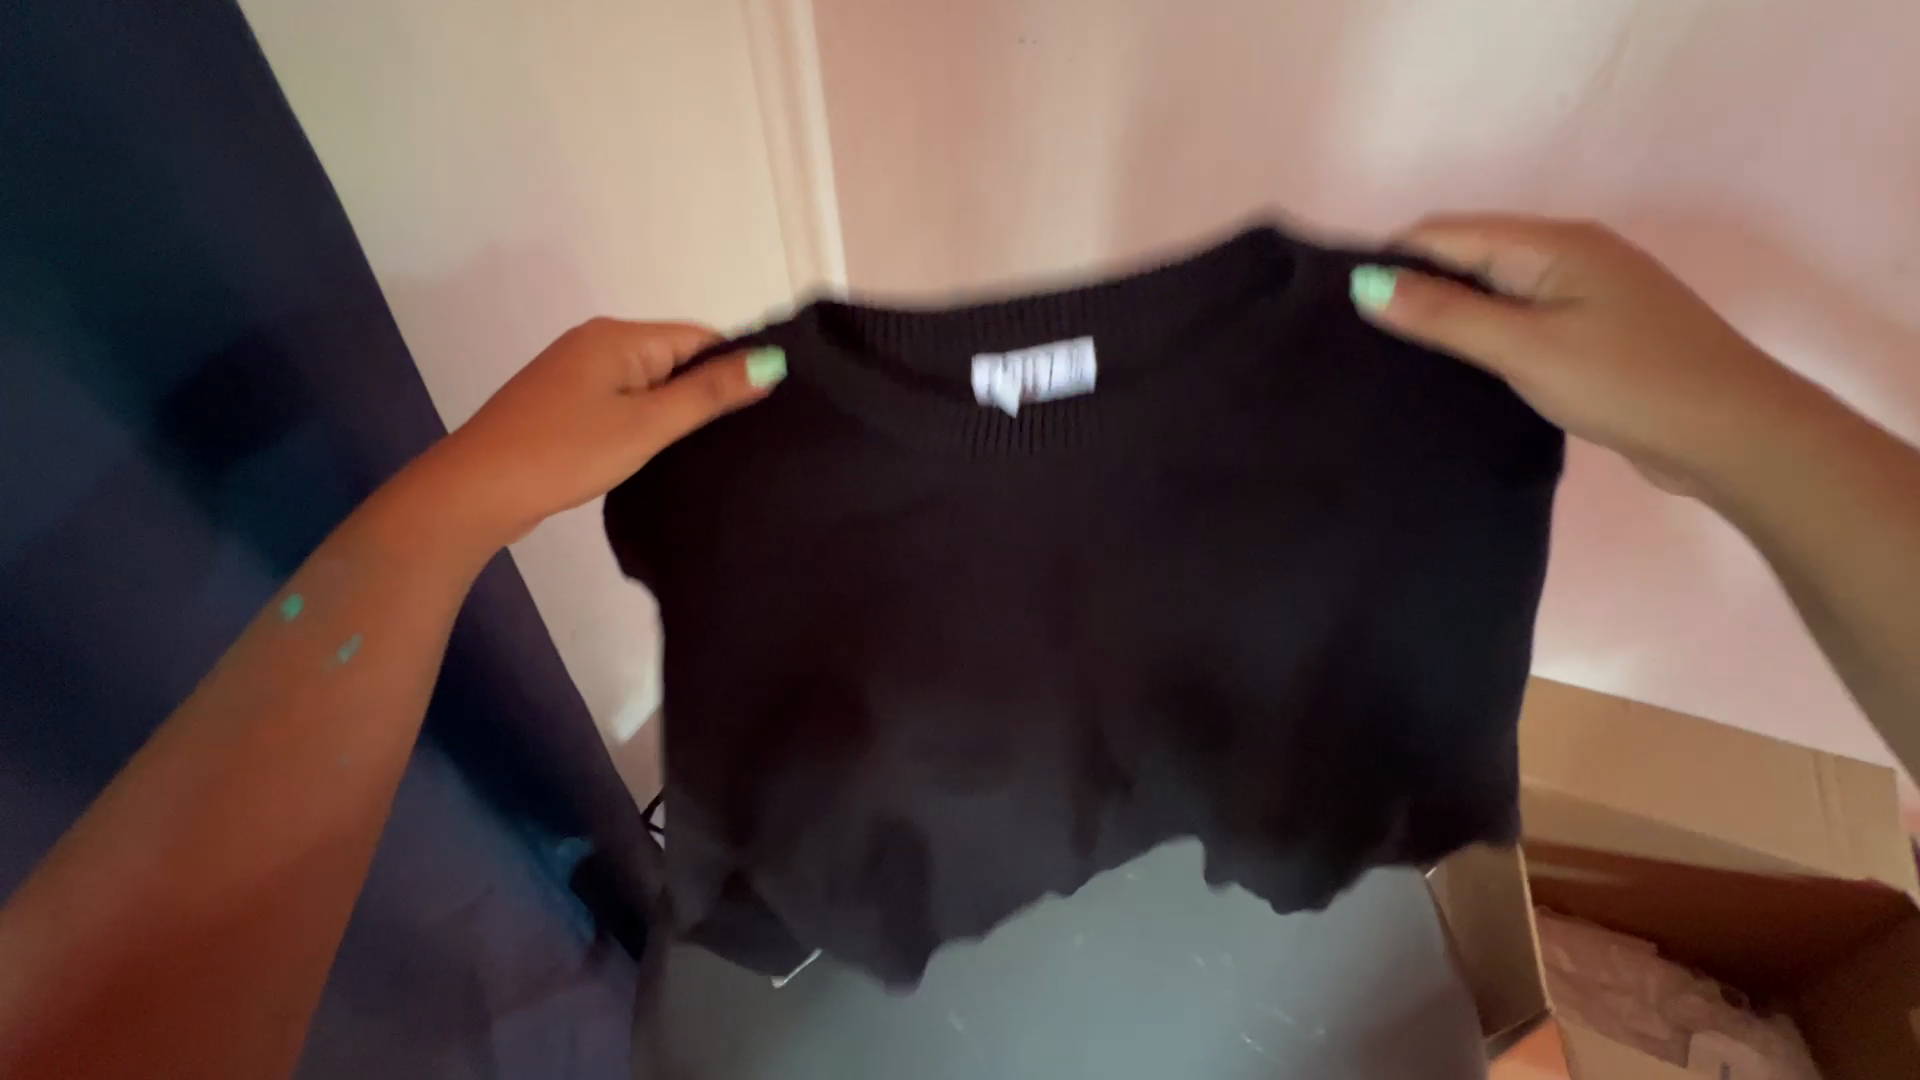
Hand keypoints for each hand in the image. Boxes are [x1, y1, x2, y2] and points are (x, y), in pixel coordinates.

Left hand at [421, 318, 783, 545]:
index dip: (737, 365)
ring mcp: (580, 374)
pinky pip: (628, 400)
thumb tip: (771, 362)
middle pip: (677, 357)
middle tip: (751, 434)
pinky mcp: (569, 404)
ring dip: (681, 408)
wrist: (477, 492)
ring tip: (717, 446)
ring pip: (652, 382)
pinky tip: (668, 450)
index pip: (701, 338)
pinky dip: (651, 419)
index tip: (771, 405)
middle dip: (711, 389)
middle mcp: (599, 343)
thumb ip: (710, 394)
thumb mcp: (648, 424)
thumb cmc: (567, 452)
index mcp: (620, 337)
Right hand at [1349, 215, 1813, 491]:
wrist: (1729, 434)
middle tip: (1350, 331)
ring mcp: (1577, 291)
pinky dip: (1470, 329)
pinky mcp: (1582, 328)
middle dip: (1409, 283)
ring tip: (1383, 349)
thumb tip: (1364, 284)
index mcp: (1551, 244)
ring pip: (1485, 287)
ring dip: (1438, 309)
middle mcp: (1564, 255)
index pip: (1446, 233)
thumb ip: (1442, 315)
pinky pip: (1508, 314)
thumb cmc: (1624, 382)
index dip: (1389, 258)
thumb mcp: (1523, 346)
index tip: (1334, 301)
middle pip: (1464, 255)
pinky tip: (1443, 362)